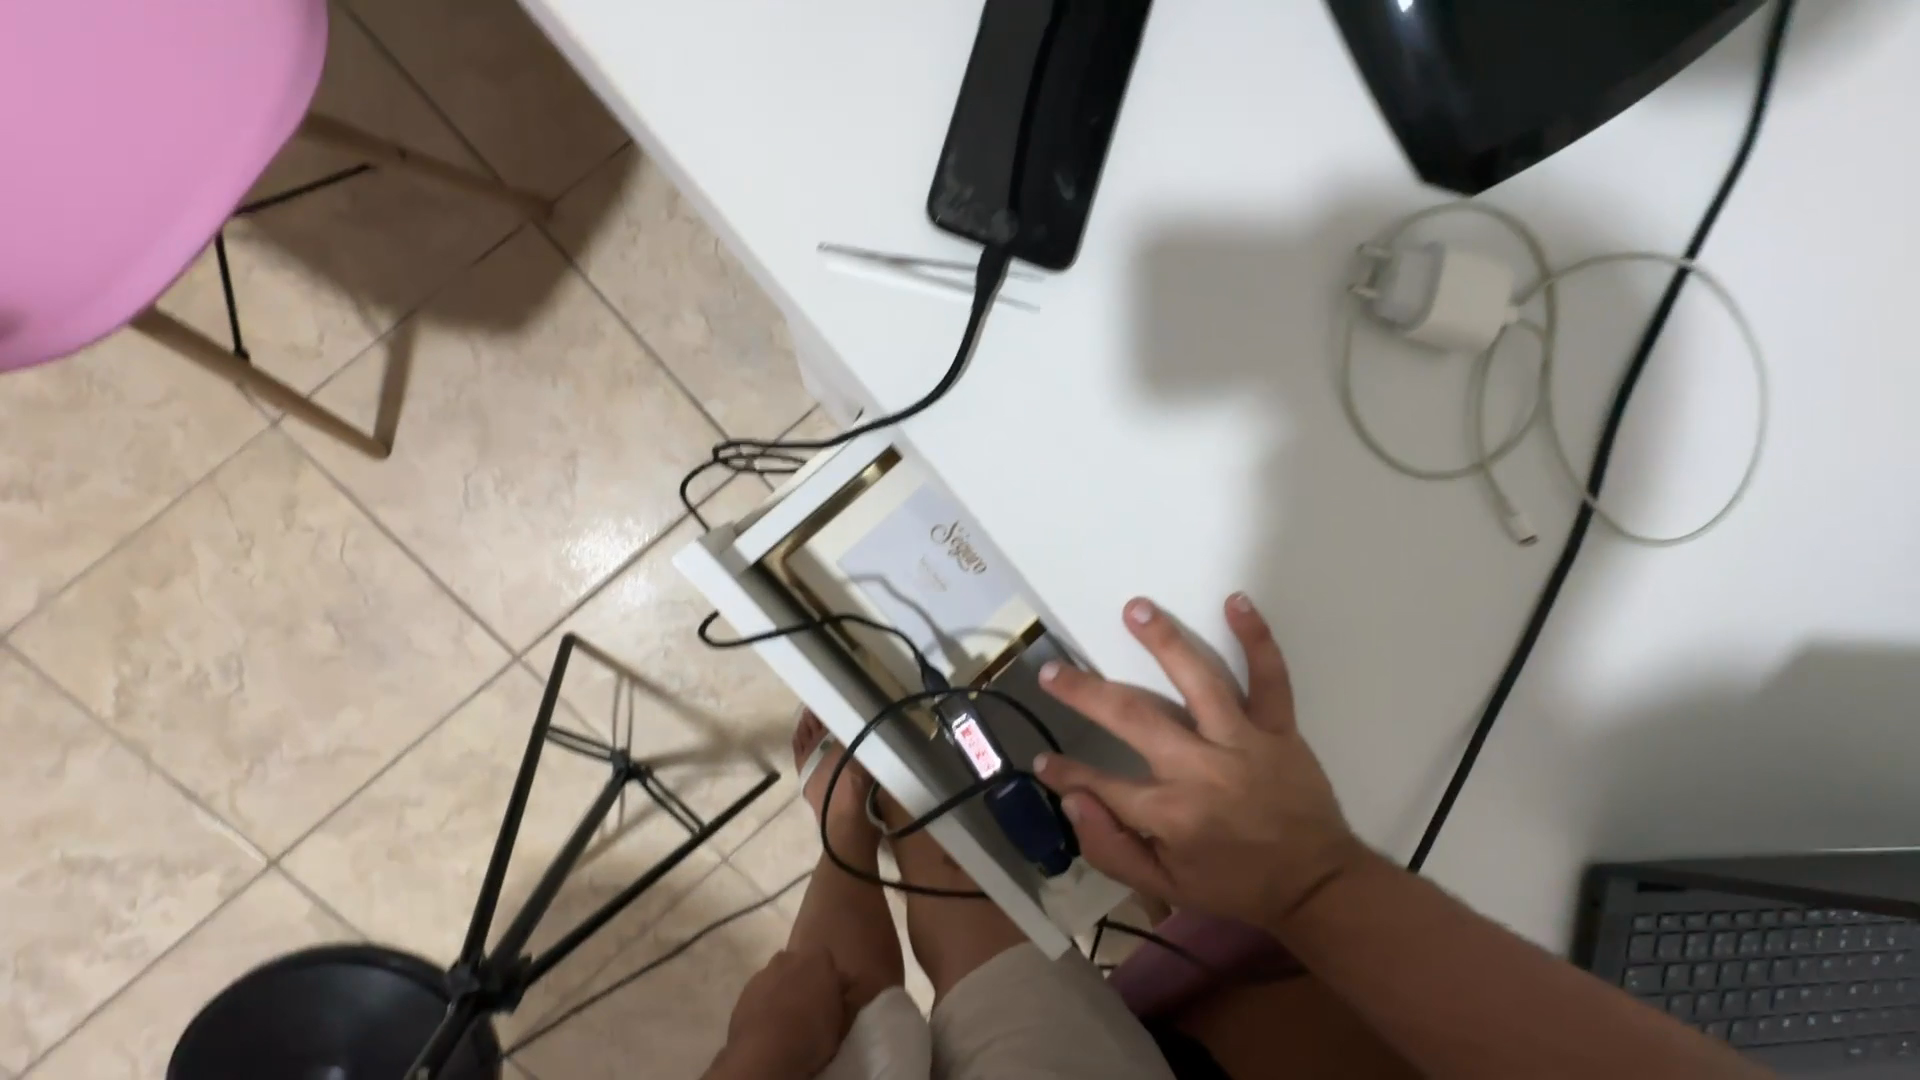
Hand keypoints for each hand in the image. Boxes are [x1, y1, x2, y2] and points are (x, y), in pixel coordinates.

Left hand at [712, 948, 850, 1078]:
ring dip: (783, 988)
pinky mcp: (744, 992)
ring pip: (778, 976)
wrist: (765, 1053)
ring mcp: (764, 972)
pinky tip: (768, 1022)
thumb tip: (846, 986)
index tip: (831, 997)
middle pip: (800, 963)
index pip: (828, 961)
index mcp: (818, 958)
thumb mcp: (840, 1023)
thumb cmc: (811, 1035)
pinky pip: (761, 992)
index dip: (829, 979)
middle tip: (808, 1005)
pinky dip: (765, 1001)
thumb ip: (843, 1000)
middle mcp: (790, 957)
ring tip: (786, 1016)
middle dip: (804, 978)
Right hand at [1034, 593, 1368, 929]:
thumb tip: (1072, 801)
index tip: (1043, 761)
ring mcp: (1244, 742)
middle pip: (1134, 717)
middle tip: (1052, 672)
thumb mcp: (1165, 885)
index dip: (1066, 772)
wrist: (1318, 885)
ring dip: (1164, 641)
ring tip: (1136, 608)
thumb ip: (1111, 848)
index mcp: (1172, 812)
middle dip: (1086, 693)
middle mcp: (1202, 768)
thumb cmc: (1234, 883)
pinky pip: (1271, 678)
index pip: (1101, 784)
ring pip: (1200, 681)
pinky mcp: (1280, 729)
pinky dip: (1256, 638)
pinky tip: (1236, 601)